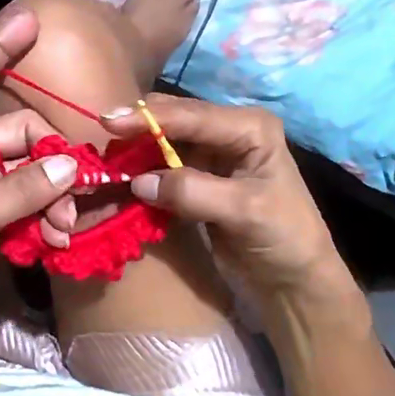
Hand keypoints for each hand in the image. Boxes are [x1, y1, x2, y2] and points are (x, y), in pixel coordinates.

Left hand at [0, 8, 79, 371]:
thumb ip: (19, 190)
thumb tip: (71, 167)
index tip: (32, 20)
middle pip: (22, 130)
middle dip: (53, 157)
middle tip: (76, 190)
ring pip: (36, 168)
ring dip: (56, 194)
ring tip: (65, 226)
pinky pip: (35, 199)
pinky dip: (50, 215)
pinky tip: (58, 240)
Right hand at [103, 95, 345, 299]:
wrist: (291, 279)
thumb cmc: (283, 238)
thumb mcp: (244, 211)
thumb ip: (193, 191)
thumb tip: (138, 181)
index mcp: (249, 127)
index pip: (192, 115)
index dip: (149, 118)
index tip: (110, 123)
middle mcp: (228, 131)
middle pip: (173, 119)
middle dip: (138, 129)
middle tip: (103, 143)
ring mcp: (210, 154)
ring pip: (161, 140)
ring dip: (135, 150)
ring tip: (105, 161)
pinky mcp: (196, 177)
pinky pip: (159, 166)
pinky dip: (139, 170)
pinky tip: (119, 176)